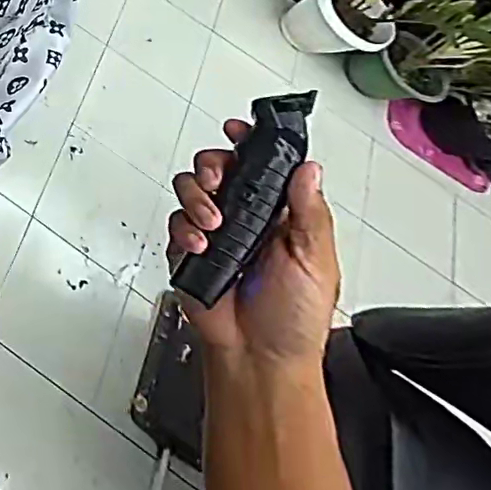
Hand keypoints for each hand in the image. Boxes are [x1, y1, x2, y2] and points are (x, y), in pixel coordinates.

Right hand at [167, 119, 339, 374]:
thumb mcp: (315, 261)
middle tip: (217, 178)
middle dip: (212, 164)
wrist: (258, 359)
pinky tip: (199, 246)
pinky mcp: (187, 249)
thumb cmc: (295, 319)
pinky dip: (183, 229)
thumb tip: (309, 168)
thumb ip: (309, 212)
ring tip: (212, 222)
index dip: (248, 141)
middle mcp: (243, 215)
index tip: (239, 130)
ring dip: (196, 196)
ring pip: (190, 187)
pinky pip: (175, 222)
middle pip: (217, 166)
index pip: (261, 164)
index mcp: (277, 212)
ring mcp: (213, 231)